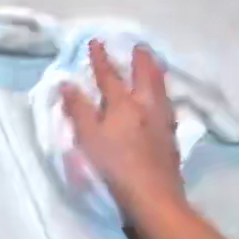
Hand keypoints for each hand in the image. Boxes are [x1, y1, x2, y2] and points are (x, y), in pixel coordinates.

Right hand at [61, 41, 186, 224]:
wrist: (153, 197)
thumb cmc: (115, 164)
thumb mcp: (88, 135)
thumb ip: (78, 108)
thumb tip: (68, 83)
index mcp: (123, 104)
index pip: (109, 76)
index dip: (101, 58)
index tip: (96, 41)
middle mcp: (146, 108)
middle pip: (145, 78)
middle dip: (142, 61)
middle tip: (141, 46)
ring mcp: (162, 124)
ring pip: (161, 92)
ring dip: (157, 75)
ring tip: (157, 65)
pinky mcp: (170, 140)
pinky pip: (168, 107)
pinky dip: (164, 95)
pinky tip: (164, 101)